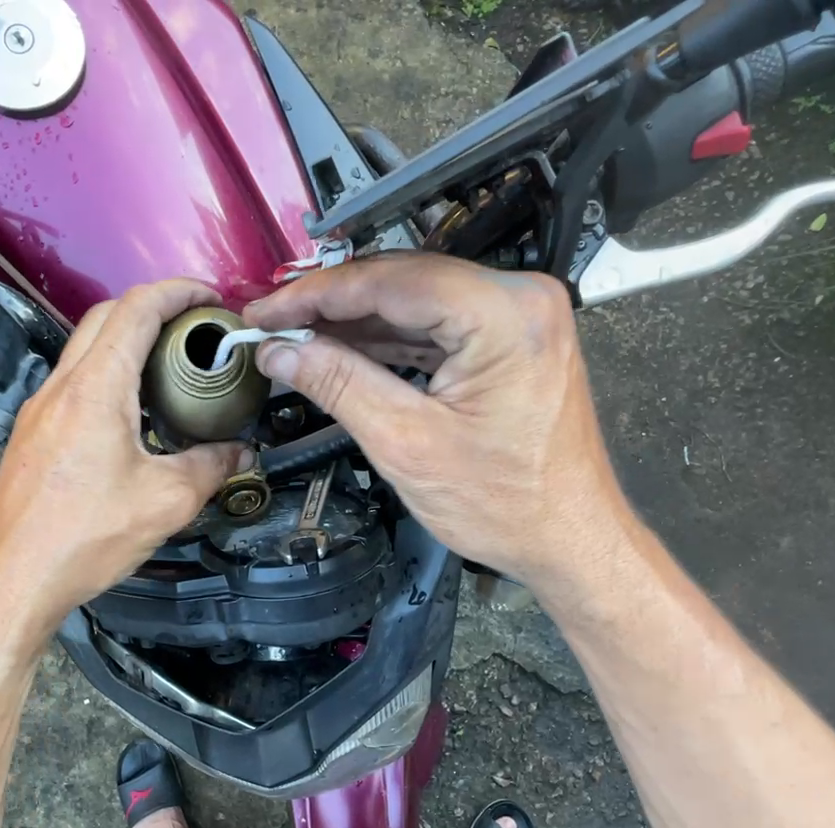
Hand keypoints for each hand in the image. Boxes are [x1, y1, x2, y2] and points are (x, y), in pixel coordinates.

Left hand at [0, 279, 248, 648]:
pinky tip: (130, 413)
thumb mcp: (166, 502)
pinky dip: (105, 377)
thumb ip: (211, 467)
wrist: (15, 582)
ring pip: (83, 350)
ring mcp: (38, 412)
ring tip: (167, 366)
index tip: (206, 296)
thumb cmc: (80, 541)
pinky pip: (70, 385)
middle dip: (151, 307)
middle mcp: (59, 390)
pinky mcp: (31, 436)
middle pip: (104, 317)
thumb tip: (239, 454)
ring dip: (125, 343)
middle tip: (192, 325)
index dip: (176, 291)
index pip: (135, 309)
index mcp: (94, 390)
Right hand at [245, 253, 631, 595]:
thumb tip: (282, 351)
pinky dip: (387, 339)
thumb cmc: (507, 505)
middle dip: (331, 304)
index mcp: (506, 315)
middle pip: (403, 282)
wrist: (568, 540)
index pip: (391, 279)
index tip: (266, 311)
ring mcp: (518, 318)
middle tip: (272, 324)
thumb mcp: (406, 444)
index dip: (316, 294)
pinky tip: (341, 349)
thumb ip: (339, 384)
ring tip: (294, 339)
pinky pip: (436, 327)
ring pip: (415, 303)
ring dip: (354, 322)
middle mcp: (521, 299)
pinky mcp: (510, 342)